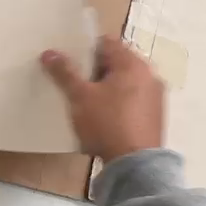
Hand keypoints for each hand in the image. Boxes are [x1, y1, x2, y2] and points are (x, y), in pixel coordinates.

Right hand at [40, 35, 165, 160]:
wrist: (134, 163)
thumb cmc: (106, 123)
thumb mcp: (79, 96)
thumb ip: (64, 72)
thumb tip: (49, 52)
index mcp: (133, 64)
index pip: (107, 43)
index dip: (84, 49)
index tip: (68, 61)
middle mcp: (150, 74)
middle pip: (116, 62)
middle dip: (93, 70)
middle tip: (72, 81)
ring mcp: (156, 95)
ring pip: (124, 81)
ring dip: (105, 86)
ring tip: (85, 101)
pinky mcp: (155, 114)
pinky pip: (132, 98)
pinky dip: (117, 101)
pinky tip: (103, 116)